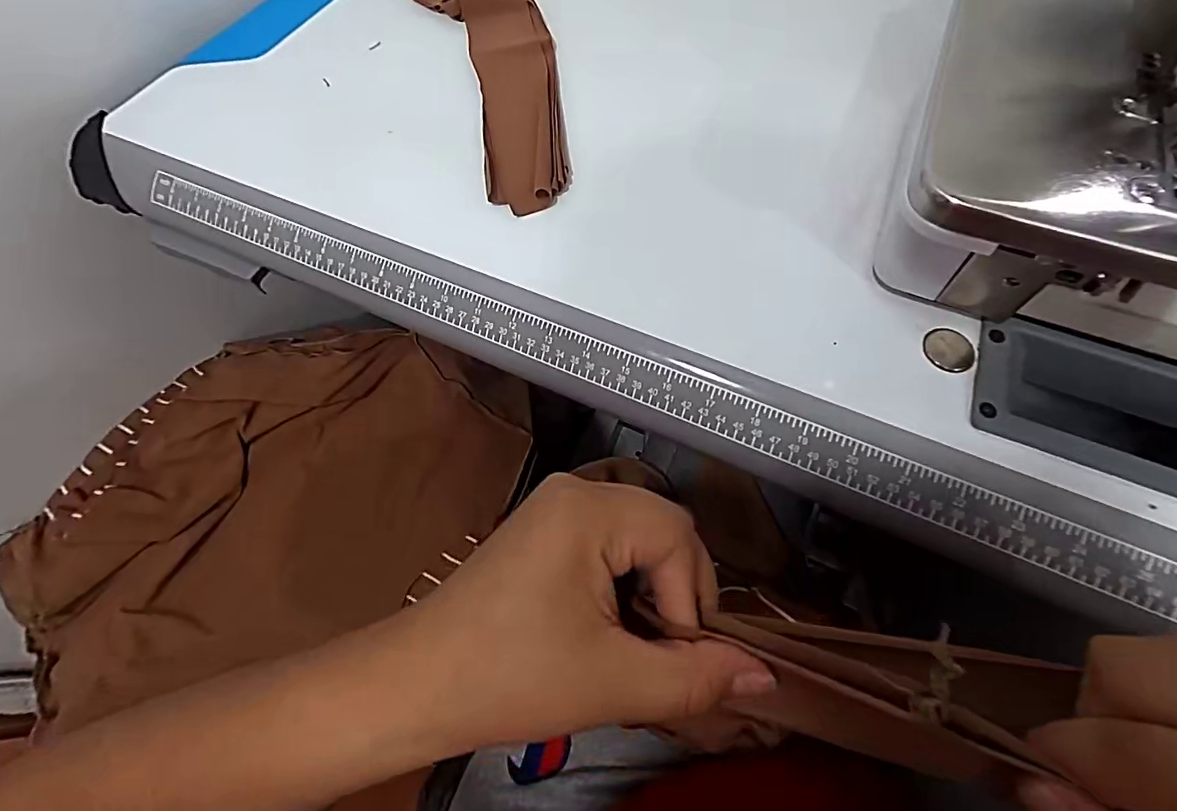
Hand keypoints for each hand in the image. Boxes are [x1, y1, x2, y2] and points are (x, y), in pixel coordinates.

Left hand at [397, 473, 775, 748]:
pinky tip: (609, 629)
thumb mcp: (611, 681)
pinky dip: (625, 584)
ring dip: (652, 592)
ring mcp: (558, 507)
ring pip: (641, 537)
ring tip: (634, 646)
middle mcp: (575, 491)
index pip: (678, 534)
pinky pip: (612, 543)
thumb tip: (761, 675)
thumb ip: (695, 677)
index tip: (671, 655)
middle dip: (676, 594)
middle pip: (664, 529)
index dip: (690, 599)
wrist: (415, 685)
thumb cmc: (504, 676)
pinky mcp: (547, 529)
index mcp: (589, 507)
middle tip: (660, 653)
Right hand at [1017, 636, 1176, 810]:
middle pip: (1138, 669)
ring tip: (1152, 758)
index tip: (1038, 768)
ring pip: (1164, 648)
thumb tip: (1036, 785)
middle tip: (1104, 769)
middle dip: (1098, 713)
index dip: (1072, 754)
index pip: (1149, 752)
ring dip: (1135, 698)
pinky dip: (1176, 693)